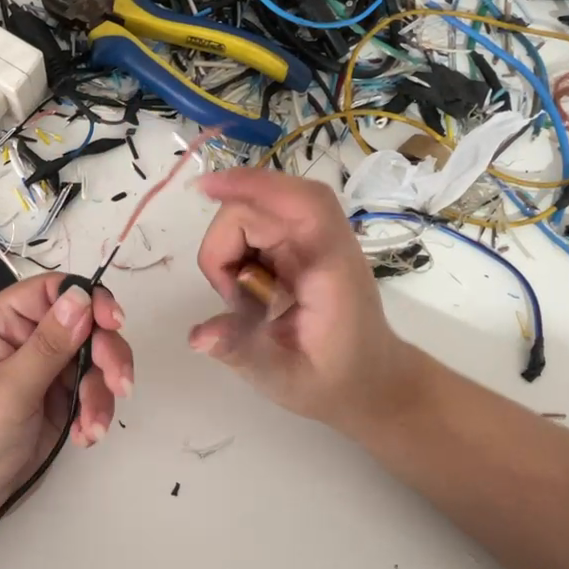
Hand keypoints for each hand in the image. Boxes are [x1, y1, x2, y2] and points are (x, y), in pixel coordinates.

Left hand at [0, 274, 132, 523]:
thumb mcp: (10, 388)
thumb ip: (50, 343)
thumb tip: (82, 295)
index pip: (51, 291)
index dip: (87, 299)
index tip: (115, 324)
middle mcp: (23, 341)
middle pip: (82, 326)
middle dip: (105, 354)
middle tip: (120, 384)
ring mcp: (41, 372)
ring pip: (92, 362)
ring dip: (101, 393)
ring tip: (92, 428)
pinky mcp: (55, 402)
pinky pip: (90, 394)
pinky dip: (95, 413)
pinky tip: (84, 437)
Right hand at [188, 168, 422, 428]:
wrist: (371, 383)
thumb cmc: (333, 382)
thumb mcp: (283, 378)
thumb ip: (242, 351)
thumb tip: (198, 335)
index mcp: (330, 268)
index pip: (300, 205)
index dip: (254, 185)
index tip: (204, 188)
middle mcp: (321, 243)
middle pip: (256, 208)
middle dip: (223, 247)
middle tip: (231, 299)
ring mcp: (310, 241)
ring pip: (247, 216)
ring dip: (227, 254)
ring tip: (244, 302)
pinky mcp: (298, 244)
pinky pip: (252, 228)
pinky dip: (234, 253)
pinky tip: (247, 290)